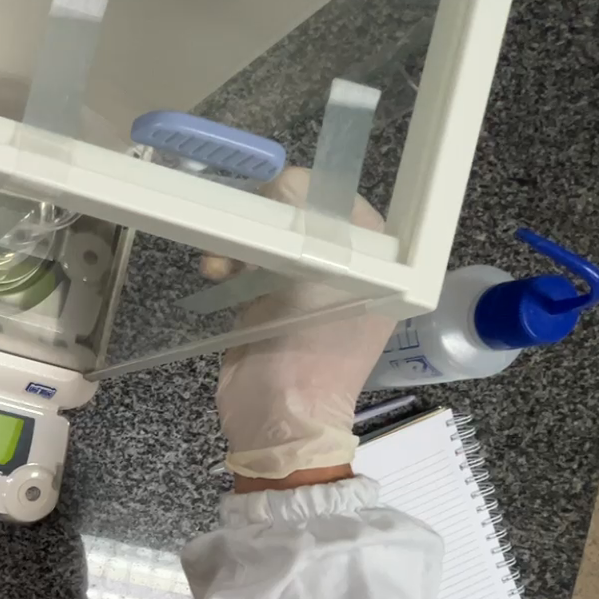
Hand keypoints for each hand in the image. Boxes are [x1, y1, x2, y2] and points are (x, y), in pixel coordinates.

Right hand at [213, 167, 396, 479]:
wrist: (276, 417)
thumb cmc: (309, 353)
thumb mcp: (317, 280)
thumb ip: (307, 227)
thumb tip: (284, 181)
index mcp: (382, 262)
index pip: (343, 202)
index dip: (303, 194)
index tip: (265, 202)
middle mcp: (349, 270)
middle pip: (302, 220)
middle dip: (263, 222)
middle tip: (240, 236)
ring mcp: (305, 290)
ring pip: (270, 241)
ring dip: (240, 244)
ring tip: (221, 264)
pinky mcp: (267, 306)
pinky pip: (249, 267)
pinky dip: (230, 264)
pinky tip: (216, 274)